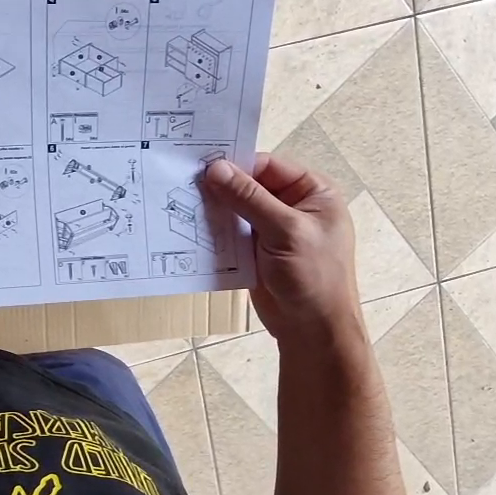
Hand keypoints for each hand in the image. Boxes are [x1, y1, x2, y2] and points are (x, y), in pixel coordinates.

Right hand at [199, 155, 363, 351]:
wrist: (312, 329)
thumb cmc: (313, 276)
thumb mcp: (284, 230)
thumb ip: (249, 198)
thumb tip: (216, 168)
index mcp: (312, 192)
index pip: (268, 167)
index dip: (237, 165)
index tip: (202, 166)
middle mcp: (292, 206)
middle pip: (249, 187)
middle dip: (221, 189)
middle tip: (184, 184)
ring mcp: (271, 230)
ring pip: (235, 211)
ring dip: (214, 212)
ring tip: (182, 206)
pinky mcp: (254, 252)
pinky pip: (230, 234)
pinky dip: (213, 233)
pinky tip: (191, 230)